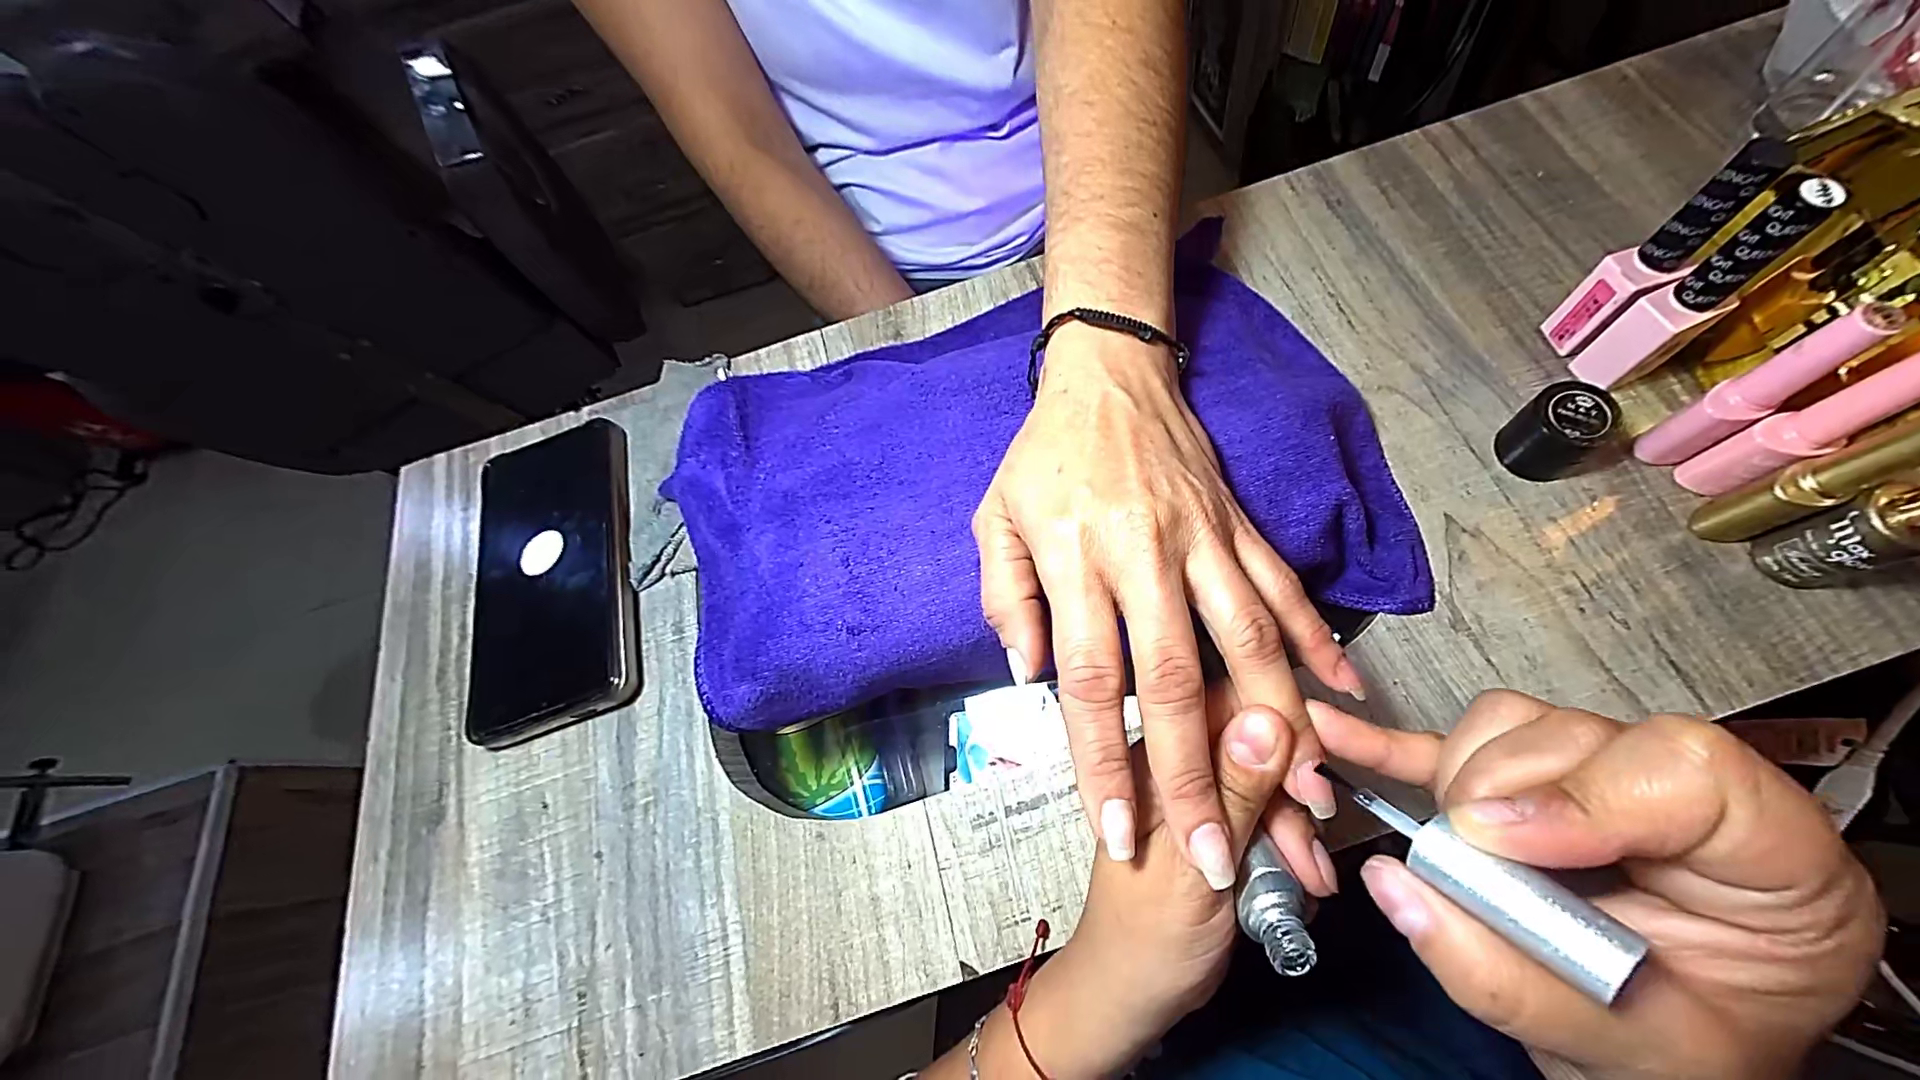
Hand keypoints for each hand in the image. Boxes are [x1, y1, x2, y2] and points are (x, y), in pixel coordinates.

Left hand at [929, 701, 1333, 1079]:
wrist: (1133, 987)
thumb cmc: (1147, 933)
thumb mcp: (1194, 864)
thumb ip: (1232, 792)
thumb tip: (1267, 716)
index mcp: (1150, 758)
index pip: (1219, 707)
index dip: (1276, 736)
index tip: (1310, 786)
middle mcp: (1170, 762)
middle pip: (1248, 743)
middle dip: (1290, 795)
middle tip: (1310, 850)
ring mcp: (1193, 790)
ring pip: (1262, 779)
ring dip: (1294, 827)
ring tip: (1309, 879)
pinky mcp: (1214, 819)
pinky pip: (1262, 810)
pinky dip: (1287, 843)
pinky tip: (1301, 877)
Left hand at [973, 325, 1360, 886]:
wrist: (1105, 377)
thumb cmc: (1040, 456)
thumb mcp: (994, 521)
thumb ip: (1005, 598)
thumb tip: (1033, 674)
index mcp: (1076, 560)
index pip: (1093, 680)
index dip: (1104, 761)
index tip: (1120, 829)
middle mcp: (1147, 555)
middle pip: (1178, 677)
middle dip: (1197, 773)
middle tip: (1214, 855)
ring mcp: (1203, 538)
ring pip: (1249, 640)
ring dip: (1276, 724)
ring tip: (1298, 798)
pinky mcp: (1239, 522)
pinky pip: (1283, 584)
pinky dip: (1316, 638)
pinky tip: (1344, 691)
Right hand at [1308, 693, 1883, 1079]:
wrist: (1639, 1043)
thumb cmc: (1659, 1046)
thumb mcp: (1608, 1047)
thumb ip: (1502, 978)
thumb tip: (1396, 886)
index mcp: (1766, 865)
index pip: (1684, 769)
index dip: (1582, 792)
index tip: (1502, 839)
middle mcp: (1681, 799)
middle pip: (1570, 735)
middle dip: (1495, 794)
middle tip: (1464, 857)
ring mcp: (1593, 775)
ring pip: (1507, 723)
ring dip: (1453, 776)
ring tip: (1443, 838)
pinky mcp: (1518, 777)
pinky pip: (1450, 741)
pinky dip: (1392, 745)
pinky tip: (1341, 735)